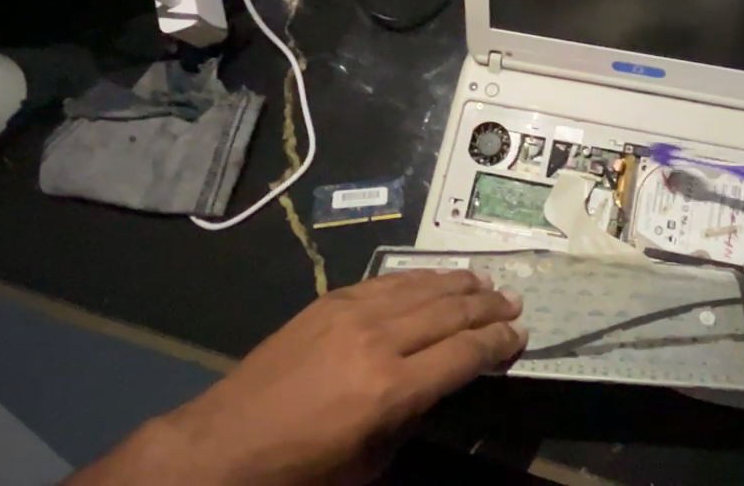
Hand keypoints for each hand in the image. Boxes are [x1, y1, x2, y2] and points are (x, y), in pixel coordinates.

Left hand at [69, 269, 524, 485]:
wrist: (221, 445)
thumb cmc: (298, 472)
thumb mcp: (367, 463)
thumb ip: (412, 416)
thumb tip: (441, 381)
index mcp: (391, 388)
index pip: (464, 353)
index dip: (499, 343)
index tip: (521, 336)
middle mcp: (380, 340)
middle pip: (451, 311)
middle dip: (489, 308)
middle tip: (515, 304)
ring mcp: (354, 313)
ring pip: (424, 287)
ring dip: (461, 284)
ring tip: (487, 283)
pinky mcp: (332, 300)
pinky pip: (390, 280)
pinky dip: (421, 277)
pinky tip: (437, 278)